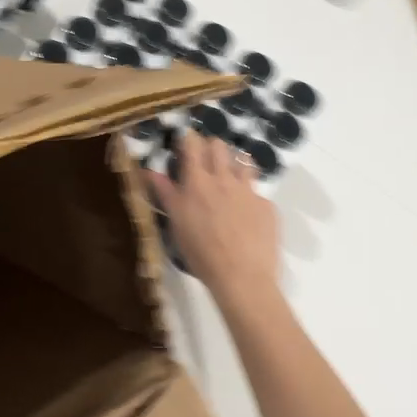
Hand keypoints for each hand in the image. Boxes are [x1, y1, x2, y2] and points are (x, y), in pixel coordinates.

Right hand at [147, 132, 280, 296]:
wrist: (243, 277)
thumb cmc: (201, 252)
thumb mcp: (176, 223)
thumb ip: (165, 193)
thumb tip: (149, 171)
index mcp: (198, 182)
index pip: (193, 144)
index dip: (188, 139)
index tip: (184, 144)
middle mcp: (224, 179)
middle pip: (219, 146)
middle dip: (211, 147)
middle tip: (205, 162)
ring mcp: (249, 191)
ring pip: (243, 161)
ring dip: (234, 164)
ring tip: (229, 179)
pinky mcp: (267, 206)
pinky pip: (258, 192)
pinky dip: (249, 197)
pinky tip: (246, 215)